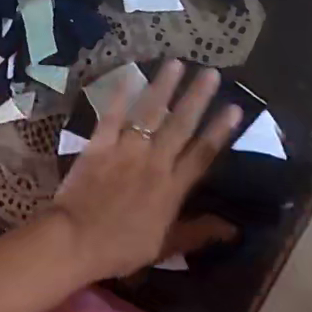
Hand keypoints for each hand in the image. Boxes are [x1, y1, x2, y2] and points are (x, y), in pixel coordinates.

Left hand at [50, 60, 242, 280]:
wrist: (75, 239)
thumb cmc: (120, 247)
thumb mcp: (164, 246)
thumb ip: (197, 232)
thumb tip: (232, 228)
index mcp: (172, 188)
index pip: (202, 154)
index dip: (220, 130)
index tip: (235, 108)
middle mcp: (153, 163)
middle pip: (180, 126)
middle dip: (197, 98)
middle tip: (211, 73)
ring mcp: (124, 151)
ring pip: (149, 114)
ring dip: (164, 88)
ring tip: (177, 64)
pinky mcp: (97, 146)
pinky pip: (111, 117)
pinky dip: (120, 96)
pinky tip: (129, 76)